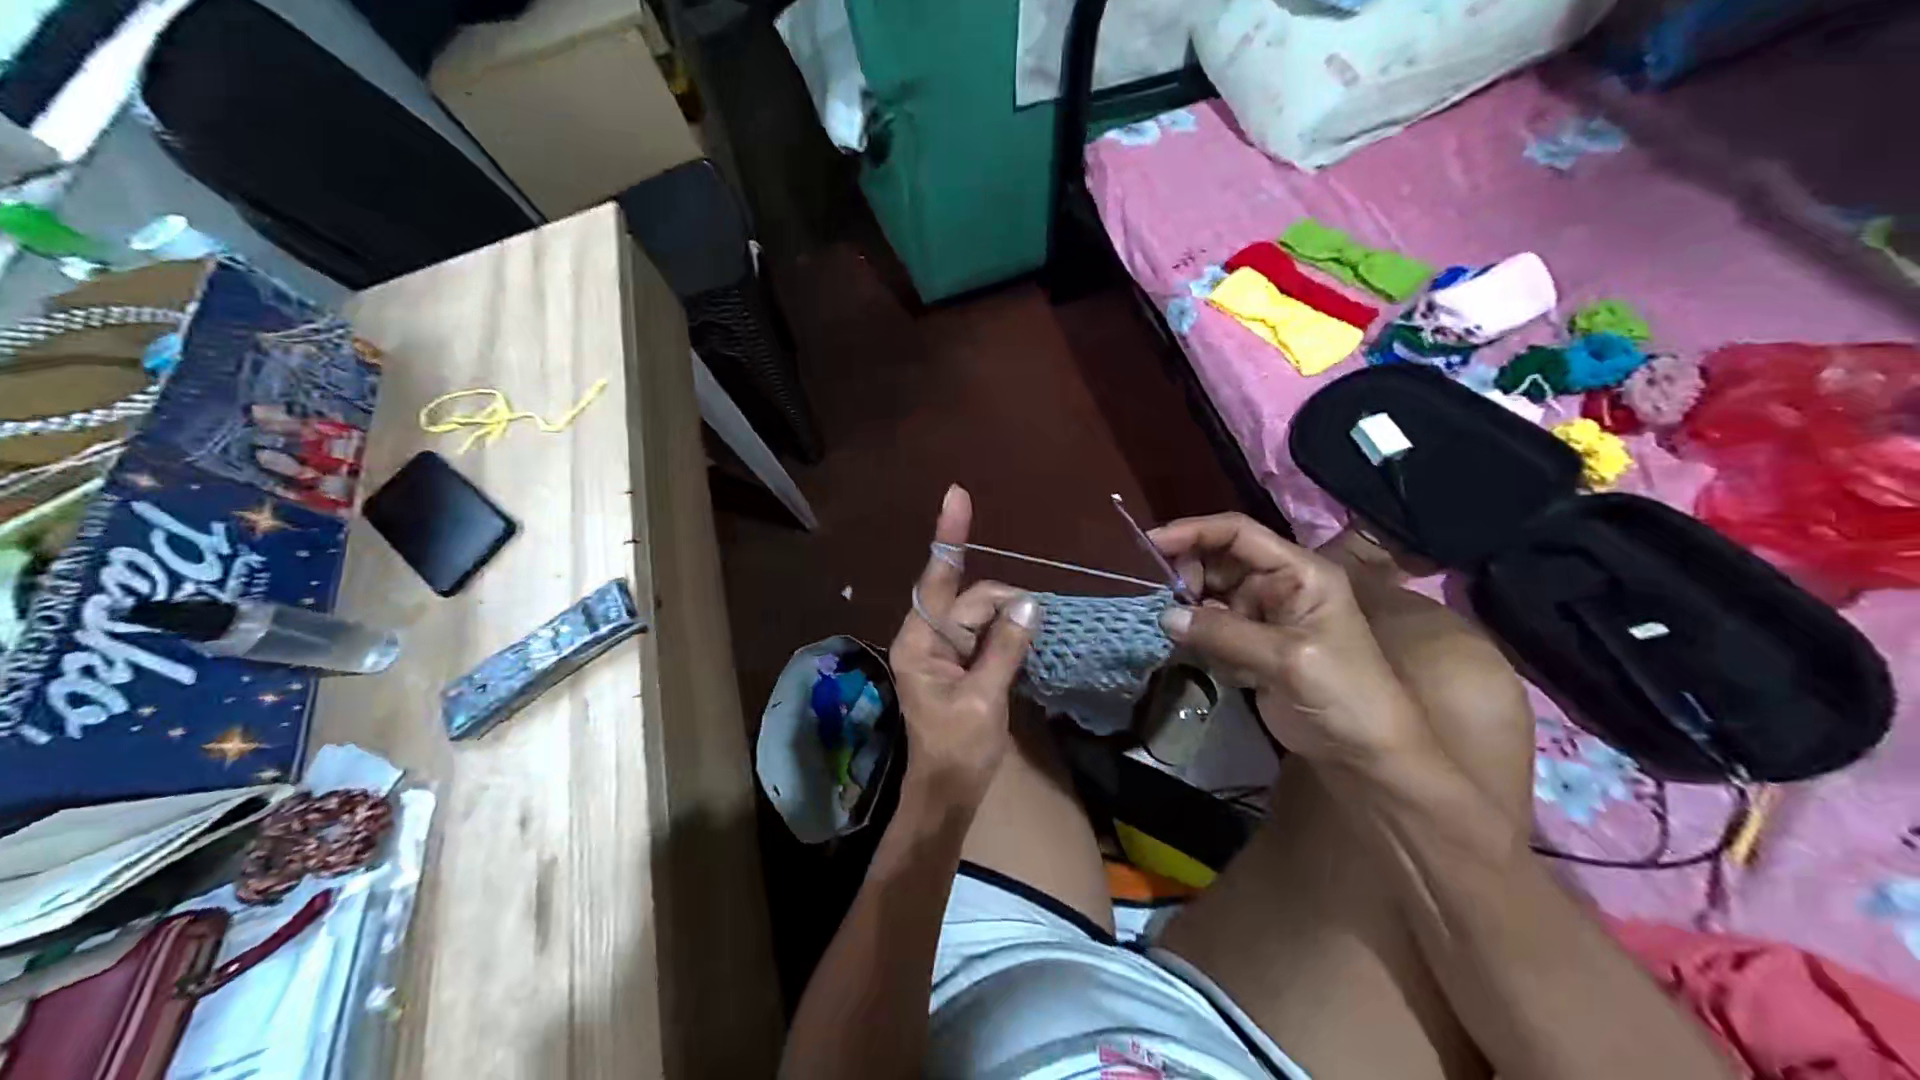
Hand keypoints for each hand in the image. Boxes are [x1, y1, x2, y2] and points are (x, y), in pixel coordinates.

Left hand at [888, 485, 1040, 802]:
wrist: (948, 793)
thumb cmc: (958, 751)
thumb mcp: (983, 700)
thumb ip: (1004, 648)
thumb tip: (1029, 604)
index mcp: (921, 642)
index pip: (937, 579)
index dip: (950, 536)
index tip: (956, 495)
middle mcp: (928, 636)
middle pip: (970, 598)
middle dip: (1004, 604)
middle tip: (1037, 623)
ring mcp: (944, 649)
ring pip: (981, 614)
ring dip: (1007, 619)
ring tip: (1032, 637)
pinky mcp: (960, 661)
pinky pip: (985, 632)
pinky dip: (1006, 631)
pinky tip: (1025, 637)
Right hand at [1150, 513, 1430, 767]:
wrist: (1363, 752)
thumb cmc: (1343, 694)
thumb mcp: (1286, 659)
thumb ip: (1224, 633)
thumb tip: (1165, 615)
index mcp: (1299, 571)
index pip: (1238, 532)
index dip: (1194, 531)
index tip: (1150, 543)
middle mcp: (1278, 584)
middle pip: (1217, 559)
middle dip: (1189, 575)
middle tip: (1168, 602)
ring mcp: (1262, 614)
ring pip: (1208, 594)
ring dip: (1193, 613)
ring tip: (1191, 640)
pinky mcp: (1249, 643)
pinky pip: (1209, 627)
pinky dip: (1204, 642)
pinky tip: (1228, 672)